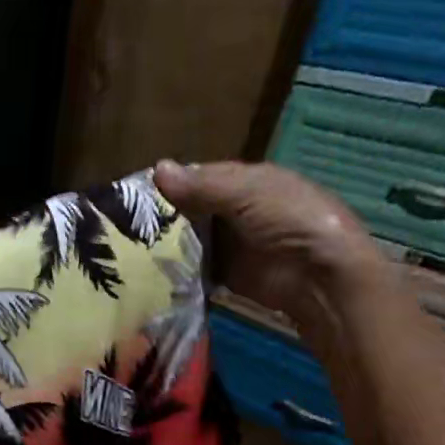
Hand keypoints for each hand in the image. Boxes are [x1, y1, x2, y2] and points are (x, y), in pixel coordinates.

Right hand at [154, 160, 389, 328]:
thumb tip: (156, 168)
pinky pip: (198, 271)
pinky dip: (180, 272)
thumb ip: (202, 185)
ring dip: (169, 247)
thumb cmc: (289, 219)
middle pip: (192, 212)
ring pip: (192, 242)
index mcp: (245, 181)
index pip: (199, 178)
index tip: (134, 197)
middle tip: (125, 228)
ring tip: (131, 251)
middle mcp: (236, 211)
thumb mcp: (246, 192)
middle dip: (165, 219)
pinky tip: (154, 274)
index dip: (170, 186)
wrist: (319, 275)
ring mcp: (232, 245)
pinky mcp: (229, 276)